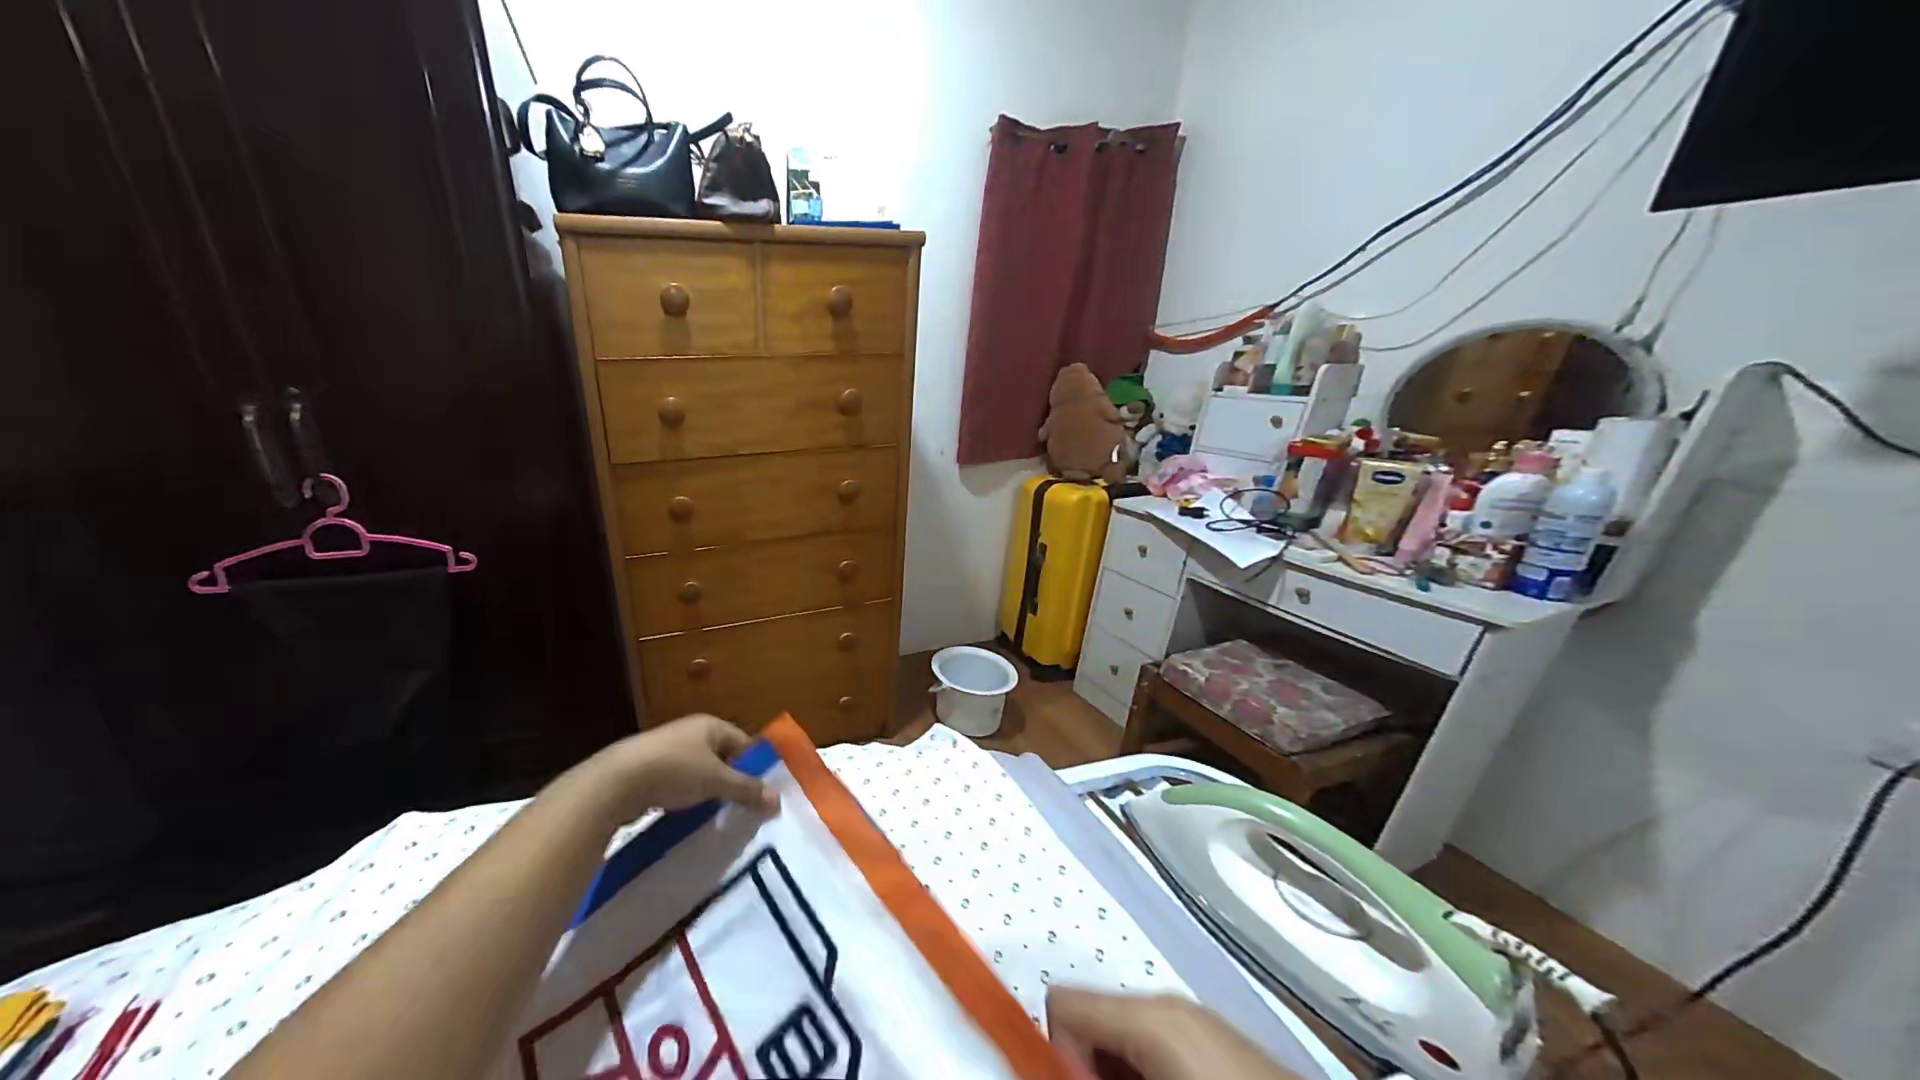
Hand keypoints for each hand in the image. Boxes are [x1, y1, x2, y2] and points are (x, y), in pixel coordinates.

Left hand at [584, 714, 777, 822]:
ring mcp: (667, 749)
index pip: (744, 743)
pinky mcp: (647, 769)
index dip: (755, 767)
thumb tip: (778, 801)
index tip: (762, 793)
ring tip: (715, 815)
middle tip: (742, 807)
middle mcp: (690, 731)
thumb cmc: (674, 771)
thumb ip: (747, 790)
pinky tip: (686, 815)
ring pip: (699, 772)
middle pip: (722, 757)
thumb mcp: (717, 781)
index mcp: (711, 725)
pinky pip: (677, 783)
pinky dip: (685, 797)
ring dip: (707, 791)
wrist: (614, 782)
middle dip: (731, 782)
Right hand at [1047, 988, 1298, 1079]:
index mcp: (1148, 1014)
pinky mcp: (1216, 1037)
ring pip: (1123, 1033)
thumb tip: (1051, 1064)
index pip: (1062, 1003)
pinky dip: (1149, 1069)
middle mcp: (1166, 1002)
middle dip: (1089, 1066)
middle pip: (1092, 1018)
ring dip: (1118, 1072)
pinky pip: (1157, 1042)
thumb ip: (1087, 1074)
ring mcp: (1195, 1017)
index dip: (1056, 1053)